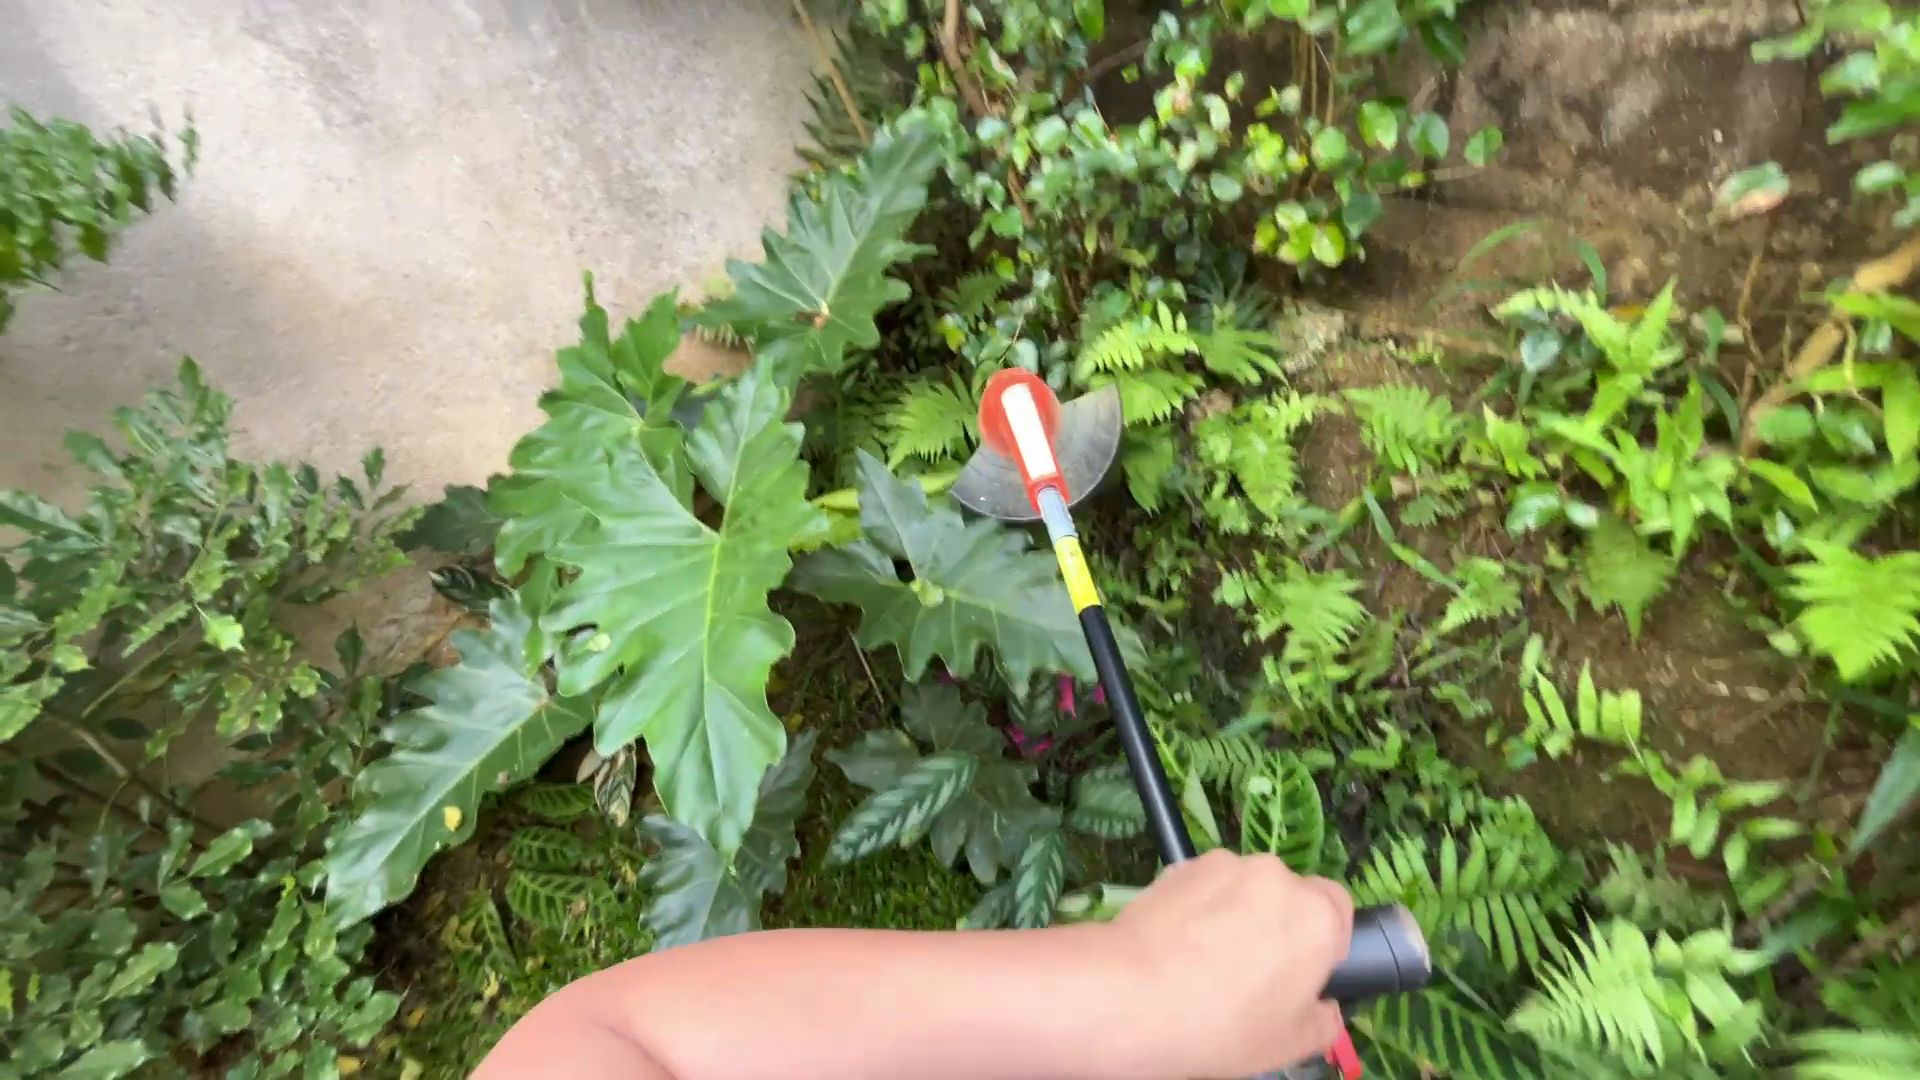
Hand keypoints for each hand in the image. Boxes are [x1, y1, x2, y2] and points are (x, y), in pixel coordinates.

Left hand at [1106, 849, 1354, 1078]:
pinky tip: (1181, 939)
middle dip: (1277, 921)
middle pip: (1287, 892)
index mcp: (1314, 915)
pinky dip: (1200, 902)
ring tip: (1209, 955)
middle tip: (1255, 966)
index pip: (1337, 905)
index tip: (1303, 965)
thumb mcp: (1292, 1043)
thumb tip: (1321, 1006)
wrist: (1137, 990)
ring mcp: (1223, 863)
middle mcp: (1273, 876)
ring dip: (1237, 908)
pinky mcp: (1181, 863)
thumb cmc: (1225, 1022)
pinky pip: (1205, 883)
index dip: (1324, 936)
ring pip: (1243, 885)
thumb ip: (1321, 1017)